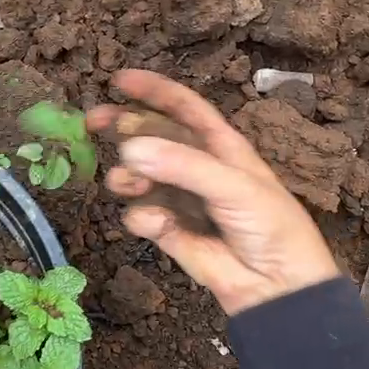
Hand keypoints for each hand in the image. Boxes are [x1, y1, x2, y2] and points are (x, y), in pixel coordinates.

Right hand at [89, 70, 339, 315]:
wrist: (276, 288)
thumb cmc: (270, 226)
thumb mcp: (234, 185)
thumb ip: (183, 165)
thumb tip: (128, 149)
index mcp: (220, 147)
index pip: (183, 108)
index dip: (153, 91)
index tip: (118, 81)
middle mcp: (195, 168)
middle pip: (150, 137)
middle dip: (121, 127)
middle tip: (92, 121)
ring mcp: (179, 199)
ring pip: (137, 176)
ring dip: (126, 175)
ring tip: (124, 183)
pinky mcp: (167, 231)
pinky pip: (140, 215)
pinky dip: (140, 216)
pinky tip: (155, 224)